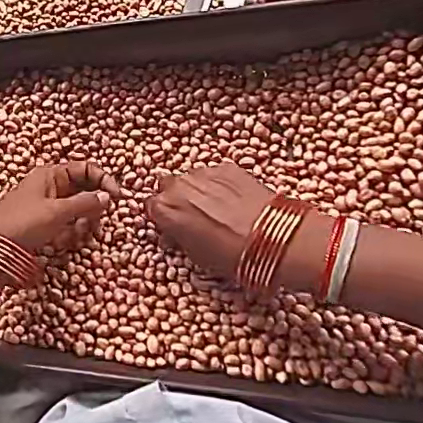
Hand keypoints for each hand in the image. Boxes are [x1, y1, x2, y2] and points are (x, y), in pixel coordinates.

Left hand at [0, 162, 122, 252]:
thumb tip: (107, 196)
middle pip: (82, 189)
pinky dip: (69, 230)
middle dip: (91, 206)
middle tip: (95, 221)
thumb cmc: (23, 223)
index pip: (84, 168)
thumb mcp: (57, 211)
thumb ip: (85, 203)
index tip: (116, 196)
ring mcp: (45, 205)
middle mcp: (48, 186)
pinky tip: (64, 241)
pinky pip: (65, 223)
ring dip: (81, 221)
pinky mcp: (42, 223)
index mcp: (49, 174)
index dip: (102, 180)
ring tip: (77, 233)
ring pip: (75, 208)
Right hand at [143, 163, 275, 275]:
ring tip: (217, 208)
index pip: (151, 206)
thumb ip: (178, 236)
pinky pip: (215, 174)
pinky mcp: (227, 167)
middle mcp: (178, 186)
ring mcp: (202, 173)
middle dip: (176, 198)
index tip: (170, 223)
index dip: (161, 216)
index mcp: (164, 209)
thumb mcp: (194, 255)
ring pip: (192, 178)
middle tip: (192, 215)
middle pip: (168, 187)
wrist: (271, 239)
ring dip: (198, 190)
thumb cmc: (230, 254)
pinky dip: (219, 184)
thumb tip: (176, 232)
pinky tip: (233, 200)